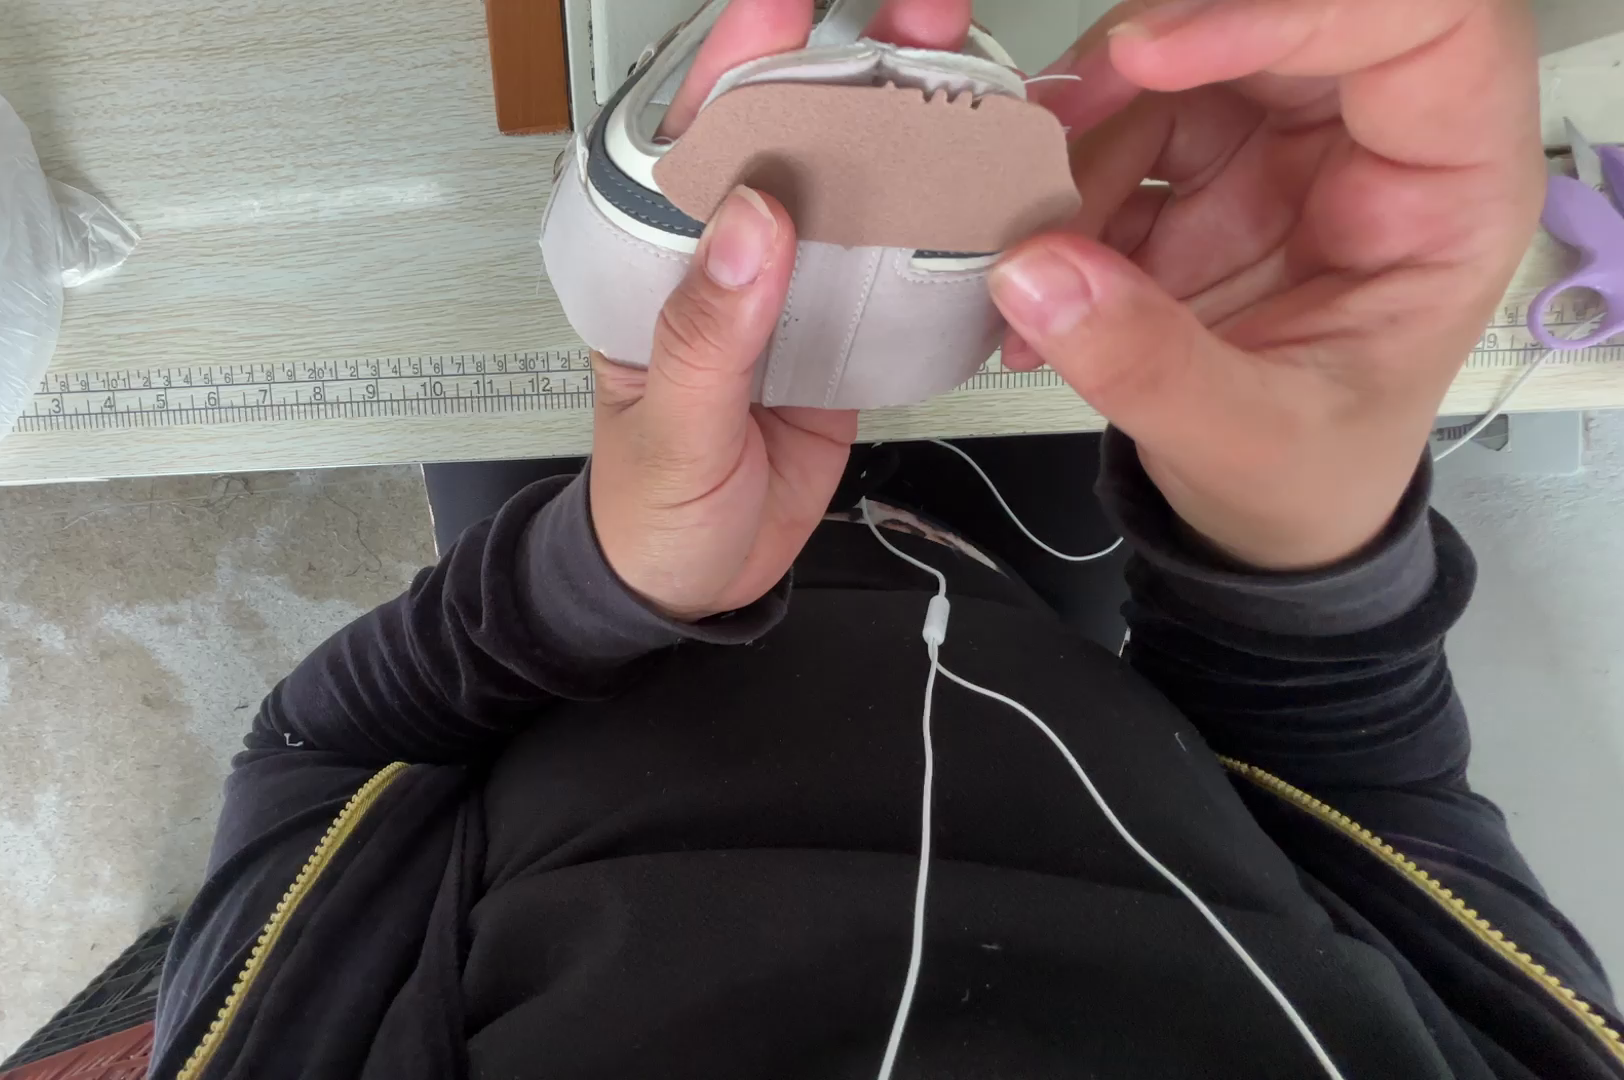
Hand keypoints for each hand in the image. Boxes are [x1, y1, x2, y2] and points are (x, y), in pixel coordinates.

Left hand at [592, 0, 973, 619]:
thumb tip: (751, 221)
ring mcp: (792, 307)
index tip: (785, 5)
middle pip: (788, 156)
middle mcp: (730, 275)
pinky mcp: (837, 347)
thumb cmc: (649, 512)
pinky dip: (935, 247)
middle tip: (919, 20)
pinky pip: (890, 283)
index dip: (737, 70)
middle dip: (847, 79)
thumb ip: (703, 336)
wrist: (692, 580)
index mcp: (659, 280)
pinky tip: (980, 206)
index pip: (689, 153)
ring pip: (851, 208)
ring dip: (907, 149)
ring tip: (971, 88)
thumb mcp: (670, 434)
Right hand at [994, 0, 1544, 569]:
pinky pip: (1106, 171)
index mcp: (1438, 191)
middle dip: (1132, 81)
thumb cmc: (1294, 476)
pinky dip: (1048, 226)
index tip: (1138, 58)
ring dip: (1069, 174)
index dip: (1278, 14)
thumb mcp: (1232, 434)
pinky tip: (1023, 302)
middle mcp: (1354, 155)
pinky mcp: (1184, 209)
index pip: (1407, 26)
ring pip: (1161, 101)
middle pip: (1260, 45)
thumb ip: (1138, 359)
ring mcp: (1261, 177)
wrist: (1254, 511)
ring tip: (1020, 272)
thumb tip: (1027, 269)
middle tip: (1033, 144)